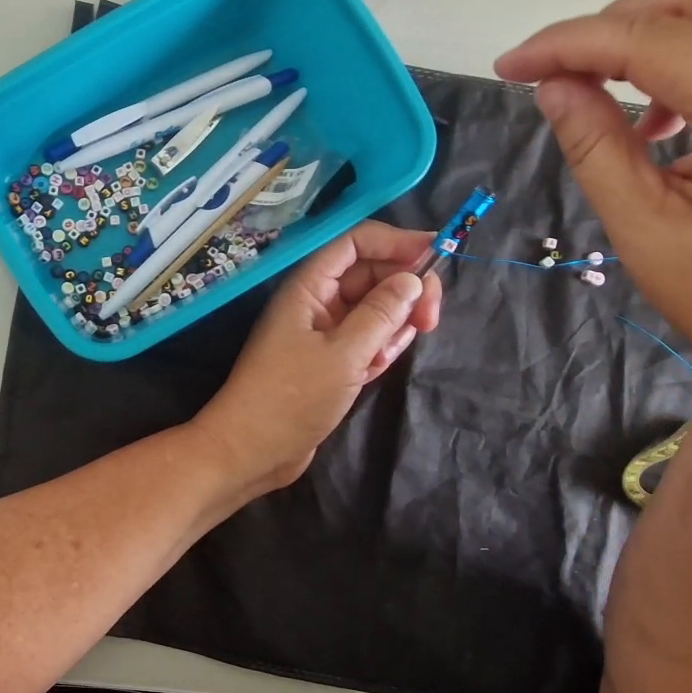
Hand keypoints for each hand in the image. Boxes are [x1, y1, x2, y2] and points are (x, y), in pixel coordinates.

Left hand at [192, 221, 442, 493]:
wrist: (251, 451)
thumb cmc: (292, 398)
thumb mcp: (345, 353)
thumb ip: (382, 312)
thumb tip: (413, 278)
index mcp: (308, 288)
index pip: (355, 243)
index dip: (397, 241)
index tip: (440, 253)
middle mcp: (315, 303)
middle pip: (371, 275)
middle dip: (404, 290)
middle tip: (430, 321)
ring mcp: (321, 333)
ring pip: (373, 311)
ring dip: (391, 328)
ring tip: (383, 359)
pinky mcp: (328, 362)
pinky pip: (365, 341)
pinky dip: (378, 351)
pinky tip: (374, 372)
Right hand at [494, 0, 691, 411]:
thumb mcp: (640, 225)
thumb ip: (594, 143)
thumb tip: (552, 85)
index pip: (655, 41)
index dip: (570, 43)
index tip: (510, 64)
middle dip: (617, 21)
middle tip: (556, 69)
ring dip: (672, 17)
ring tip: (615, 71)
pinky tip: (678, 89)